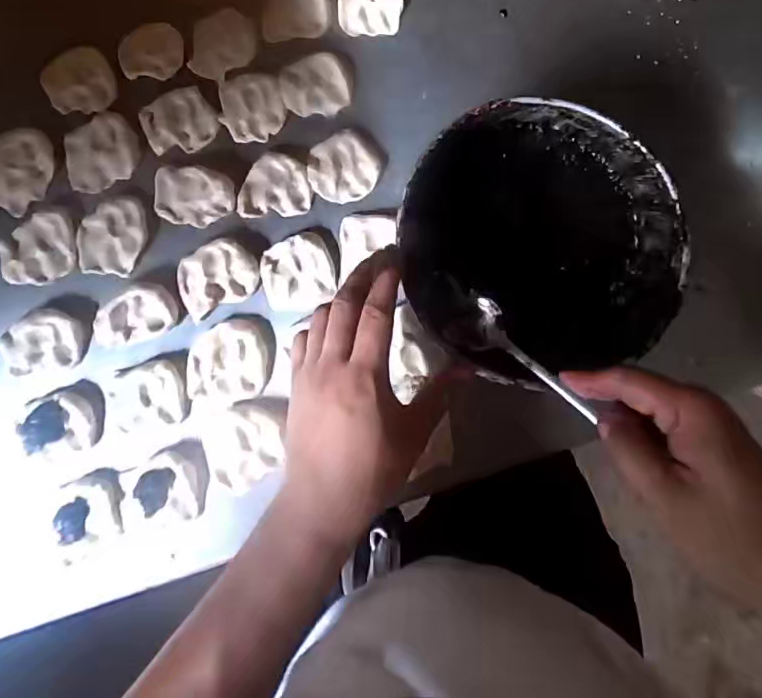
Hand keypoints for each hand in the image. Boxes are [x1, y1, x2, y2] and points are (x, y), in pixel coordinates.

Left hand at [274, 250, 448, 545]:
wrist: (319, 503)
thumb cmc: (372, 470)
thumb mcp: (413, 434)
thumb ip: (438, 395)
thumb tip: (467, 367)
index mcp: (364, 374)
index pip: (374, 314)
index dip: (385, 283)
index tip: (395, 261)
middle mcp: (331, 364)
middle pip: (343, 305)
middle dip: (360, 276)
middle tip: (378, 259)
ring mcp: (308, 372)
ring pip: (319, 318)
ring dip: (340, 296)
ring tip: (358, 288)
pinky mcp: (294, 384)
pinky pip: (302, 339)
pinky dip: (317, 323)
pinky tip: (329, 327)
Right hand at [562, 366, 761, 606]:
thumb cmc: (726, 539)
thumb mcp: (663, 496)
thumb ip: (627, 448)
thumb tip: (606, 417)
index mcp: (694, 408)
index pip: (632, 380)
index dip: (594, 378)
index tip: (560, 378)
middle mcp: (709, 405)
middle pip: (646, 390)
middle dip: (614, 402)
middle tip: (582, 422)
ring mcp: (721, 424)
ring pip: (660, 411)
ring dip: (635, 425)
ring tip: (617, 455)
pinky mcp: (725, 444)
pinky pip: (676, 426)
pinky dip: (653, 438)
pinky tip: (647, 463)